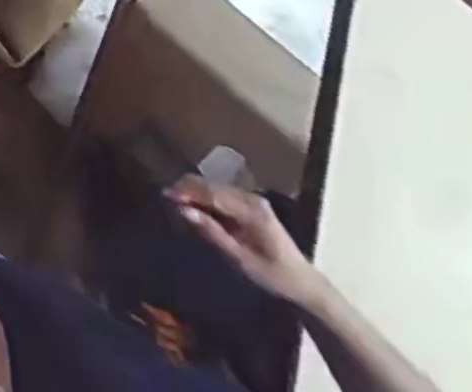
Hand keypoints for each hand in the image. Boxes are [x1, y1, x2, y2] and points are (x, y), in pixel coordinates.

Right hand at [167, 176, 323, 305]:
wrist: (307, 285)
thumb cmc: (274, 275)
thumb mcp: (241, 259)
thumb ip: (212, 233)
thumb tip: (182, 209)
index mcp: (252, 212)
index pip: (210, 192)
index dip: (184, 192)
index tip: (165, 199)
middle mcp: (252, 200)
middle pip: (208, 184)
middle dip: (184, 190)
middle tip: (167, 203)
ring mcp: (251, 200)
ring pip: (210, 185)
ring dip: (191, 192)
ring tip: (178, 206)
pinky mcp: (249, 204)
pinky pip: (217, 192)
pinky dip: (201, 197)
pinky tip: (195, 209)